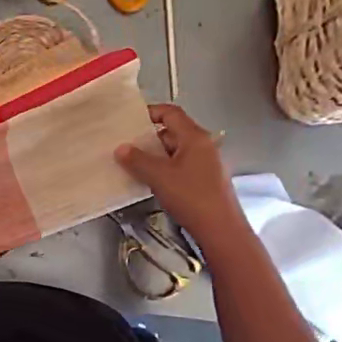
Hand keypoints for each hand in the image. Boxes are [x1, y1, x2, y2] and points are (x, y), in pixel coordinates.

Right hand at [114, 104, 248, 246]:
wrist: (220, 229)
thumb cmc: (191, 196)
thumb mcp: (158, 176)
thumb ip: (137, 160)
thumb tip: (121, 148)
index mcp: (194, 137)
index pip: (171, 113)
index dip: (150, 112)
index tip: (130, 121)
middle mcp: (203, 145)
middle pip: (173, 132)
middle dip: (149, 139)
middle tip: (127, 147)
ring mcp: (207, 162)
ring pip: (176, 151)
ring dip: (156, 156)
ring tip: (134, 166)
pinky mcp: (206, 179)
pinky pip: (181, 165)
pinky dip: (165, 169)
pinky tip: (152, 182)